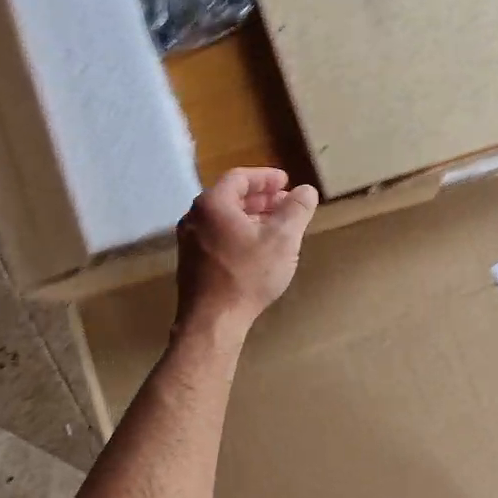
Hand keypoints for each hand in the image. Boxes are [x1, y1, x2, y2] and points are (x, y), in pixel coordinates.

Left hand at [175, 168, 317, 328]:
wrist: (213, 320)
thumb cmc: (248, 274)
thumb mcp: (283, 239)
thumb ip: (297, 210)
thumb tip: (307, 190)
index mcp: (213, 204)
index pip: (240, 177)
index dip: (265, 177)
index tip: (286, 182)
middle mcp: (195, 217)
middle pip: (230, 197)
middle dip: (261, 198)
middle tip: (285, 203)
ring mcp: (189, 241)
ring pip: (224, 218)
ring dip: (252, 216)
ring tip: (276, 226)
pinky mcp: (192, 262)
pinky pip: (218, 236)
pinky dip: (240, 233)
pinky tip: (258, 249)